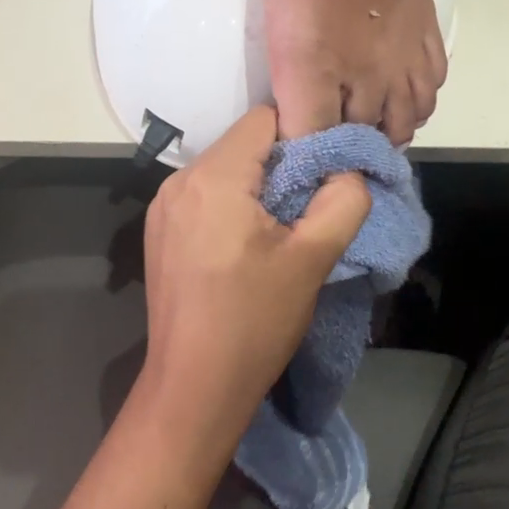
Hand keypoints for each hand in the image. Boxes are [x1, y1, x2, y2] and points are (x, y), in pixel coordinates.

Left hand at [141, 107, 371, 409]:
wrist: (193, 390)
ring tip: (283, 229)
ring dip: (259, 187)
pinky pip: (206, 195)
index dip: (303, 135)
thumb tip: (348, 170)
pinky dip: (233, 205)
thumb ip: (343, 200)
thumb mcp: (312, 259)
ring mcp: (163, 207)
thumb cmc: (254, 321)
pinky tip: (248, 247)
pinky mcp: (160, 232)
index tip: (325, 172)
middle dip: (283, 164)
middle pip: (244, 143)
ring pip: (226, 169)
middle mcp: (180, 180)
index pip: (266, 118)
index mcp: (214, 176)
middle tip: (311, 203)